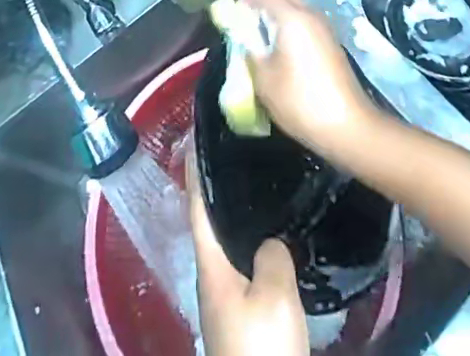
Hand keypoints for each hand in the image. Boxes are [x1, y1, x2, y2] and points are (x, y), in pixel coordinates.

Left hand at [188, 151, 308, 355]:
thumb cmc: (261, 348)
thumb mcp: (274, 297)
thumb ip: (271, 256)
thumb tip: (269, 241)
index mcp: (210, 263)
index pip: (197, 203)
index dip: (194, 168)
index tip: (197, 135)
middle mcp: (211, 274)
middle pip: (210, 219)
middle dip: (219, 184)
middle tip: (240, 150)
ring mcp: (226, 296)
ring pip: (229, 241)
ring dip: (238, 211)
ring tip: (261, 182)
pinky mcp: (242, 313)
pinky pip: (244, 262)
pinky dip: (254, 239)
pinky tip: (275, 237)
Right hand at [238, 0, 380, 159]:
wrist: (347, 127)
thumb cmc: (299, 100)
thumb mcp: (263, 78)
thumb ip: (250, 50)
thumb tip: (245, 37)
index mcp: (292, 18)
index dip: (245, 2)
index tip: (232, 14)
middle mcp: (310, 16)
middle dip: (263, 2)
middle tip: (245, 19)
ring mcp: (325, 29)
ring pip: (297, 7)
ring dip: (278, 12)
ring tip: (261, 32)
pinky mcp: (332, 43)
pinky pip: (306, 21)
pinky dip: (291, 24)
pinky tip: (282, 44)